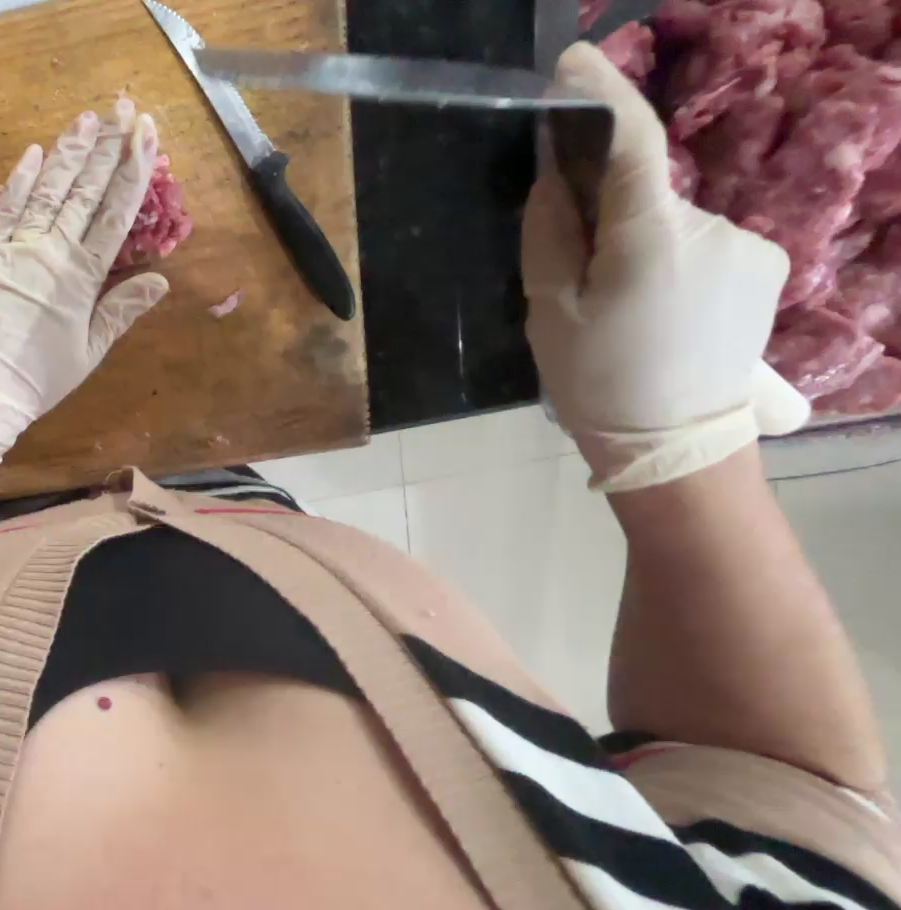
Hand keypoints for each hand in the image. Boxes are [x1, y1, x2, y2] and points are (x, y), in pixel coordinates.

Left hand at [0, 101, 170, 463]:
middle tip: (123, 108)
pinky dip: (20, 181)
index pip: (115, 214)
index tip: (147, 134)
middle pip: (85, 192)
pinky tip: (34, 153)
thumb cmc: (41, 377)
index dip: (133, 171)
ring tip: (86, 119)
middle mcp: (53, 254)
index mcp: (82, 278)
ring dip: (68, 154)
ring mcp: (16, 250)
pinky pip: (4, 211)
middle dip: (107, 148)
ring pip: (47, 192)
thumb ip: (121, 311)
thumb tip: (161, 279)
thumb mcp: (90, 351)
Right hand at [523, 42, 808, 492]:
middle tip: (572, 281)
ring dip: (633, 249)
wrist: (674, 441)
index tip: (573, 63)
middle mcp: (711, 227)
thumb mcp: (549, 313)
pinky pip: (697, 245)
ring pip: (667, 225)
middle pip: (641, 196)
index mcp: (649, 240)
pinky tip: (652, 314)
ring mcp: (747, 244)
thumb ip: (550, 238)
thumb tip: (554, 181)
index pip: (627, 146)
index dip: (599, 98)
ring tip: (615, 314)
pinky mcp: (764, 265)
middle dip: (601, 218)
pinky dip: (664, 263)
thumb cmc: (595, 380)